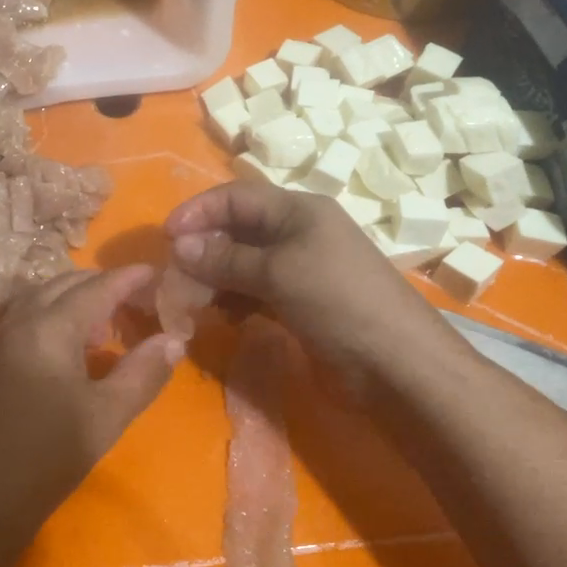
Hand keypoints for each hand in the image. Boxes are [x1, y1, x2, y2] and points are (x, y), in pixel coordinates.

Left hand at [0, 266, 184, 542]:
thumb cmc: (50, 453)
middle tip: (140, 300)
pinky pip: (29, 311)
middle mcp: (24, 317)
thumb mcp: (107, 416)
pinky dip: (56, 310)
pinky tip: (74, 340)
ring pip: (44, 294)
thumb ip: (142, 373)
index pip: (97, 287)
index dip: (128, 279)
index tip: (157, 273)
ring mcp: (4, 334)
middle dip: (104, 284)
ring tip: (110, 320)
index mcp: (51, 325)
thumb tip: (174, 339)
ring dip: (77, 296)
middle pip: (67, 283)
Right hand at [164, 181, 465, 395]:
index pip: (235, 196)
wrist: (400, 369)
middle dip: (202, 249)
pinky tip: (219, 318)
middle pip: (236, 230)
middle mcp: (298, 233)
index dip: (198, 211)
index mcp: (299, 210)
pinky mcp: (299, 304)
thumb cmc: (339, 304)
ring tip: (191, 301)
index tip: (166, 236)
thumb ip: (224, 259)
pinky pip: (254, 291)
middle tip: (174, 276)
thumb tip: (178, 246)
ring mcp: (300, 270)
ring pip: (241, 263)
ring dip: (213, 278)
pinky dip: (233, 300)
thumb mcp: (277, 274)